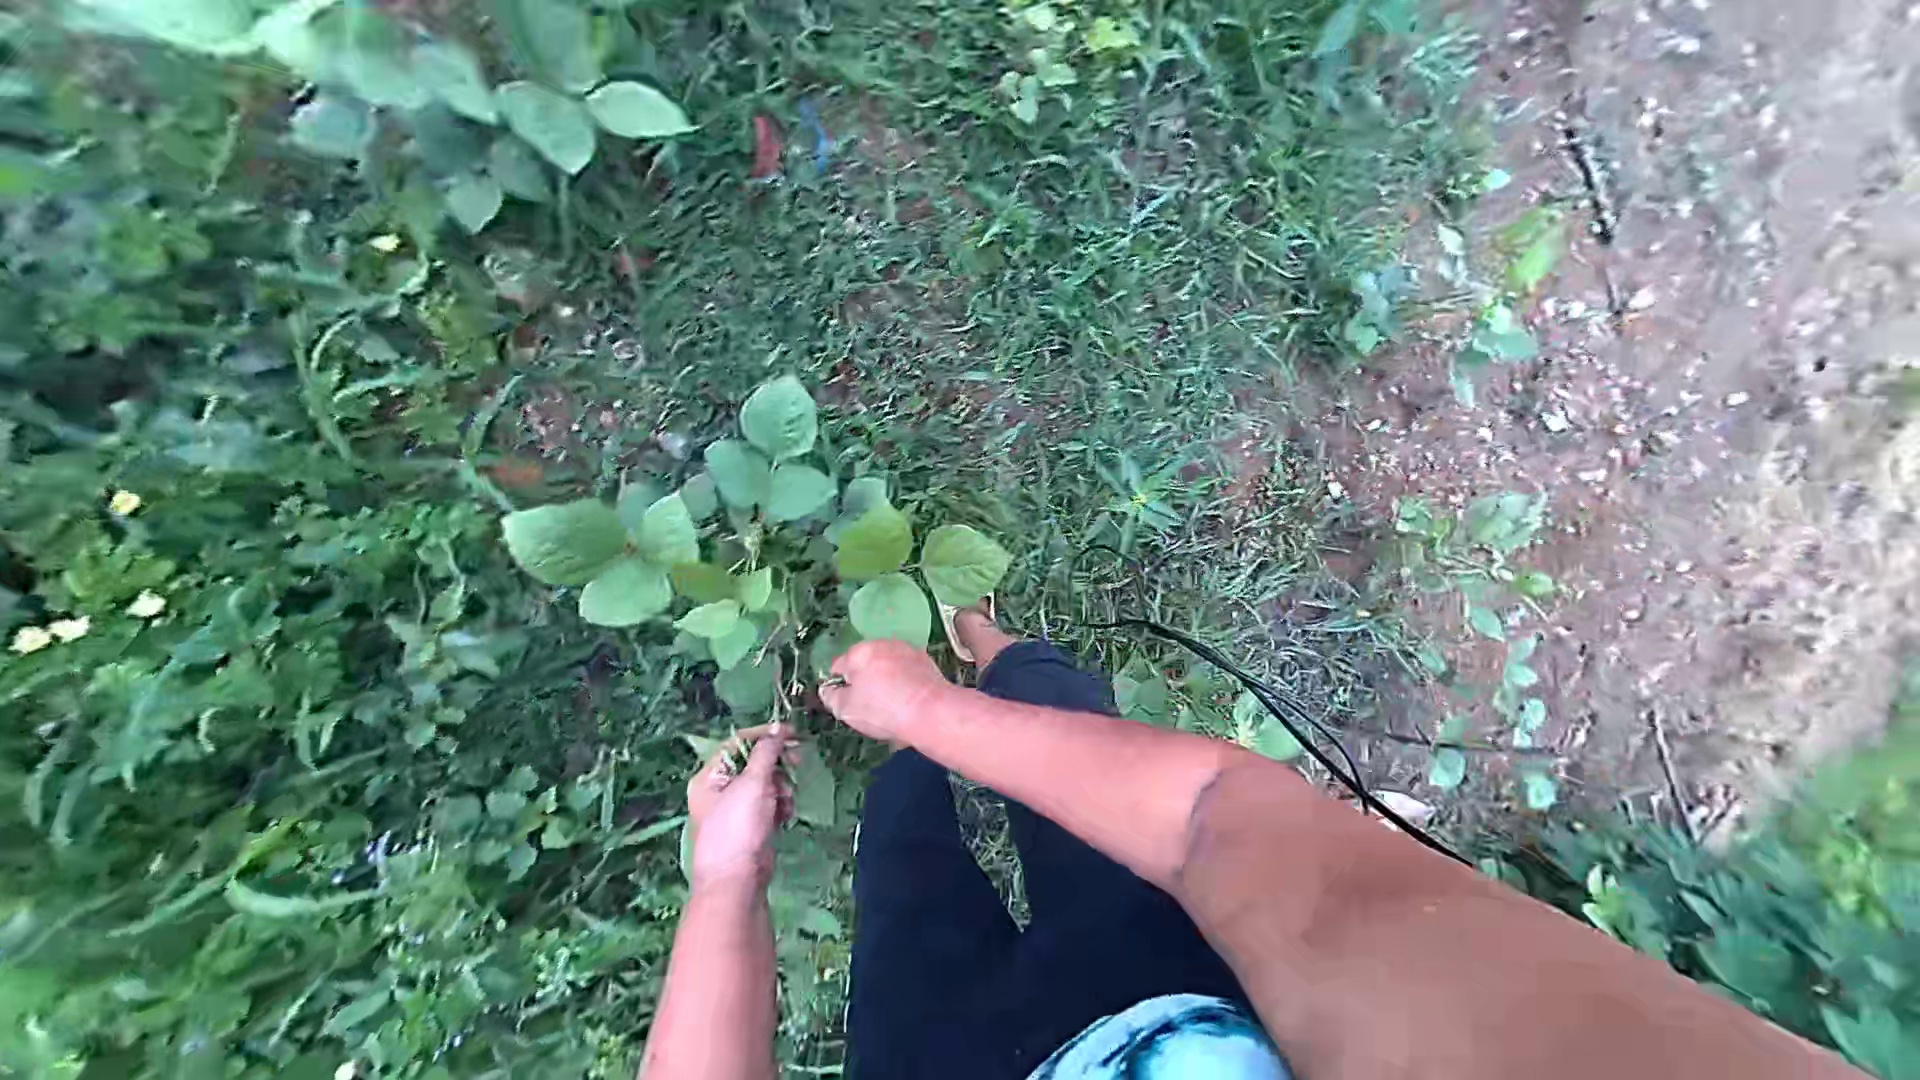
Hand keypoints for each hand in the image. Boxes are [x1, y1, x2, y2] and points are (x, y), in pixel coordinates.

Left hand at [686, 724, 793, 893]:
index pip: (738, 742)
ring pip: (765, 782)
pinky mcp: (751, 824)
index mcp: (709, 776)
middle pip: (753, 762)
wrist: (737, 882)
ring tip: (786, 799)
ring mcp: (735, 808)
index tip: (790, 732)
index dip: (764, 735)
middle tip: (796, 761)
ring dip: (781, 786)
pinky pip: (769, 802)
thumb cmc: (739, 827)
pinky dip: (780, 804)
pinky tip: (785, 814)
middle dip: (776, 764)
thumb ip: (766, 751)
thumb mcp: (753, 783)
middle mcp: (719, 789)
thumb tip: (777, 729)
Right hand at [819, 640, 955, 743]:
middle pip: (865, 663)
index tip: (848, 702)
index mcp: (859, 652)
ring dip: (885, 680)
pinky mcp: (925, 659)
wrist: (930, 711)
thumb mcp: (846, 710)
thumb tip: (829, 690)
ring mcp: (906, 649)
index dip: (840, 686)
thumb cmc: (883, 710)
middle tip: (870, 707)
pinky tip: (908, 700)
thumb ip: (832, 697)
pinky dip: (904, 681)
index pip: (839, 666)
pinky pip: (906, 670)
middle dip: (865, 681)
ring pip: (887, 665)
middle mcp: (882, 644)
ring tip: (892, 706)